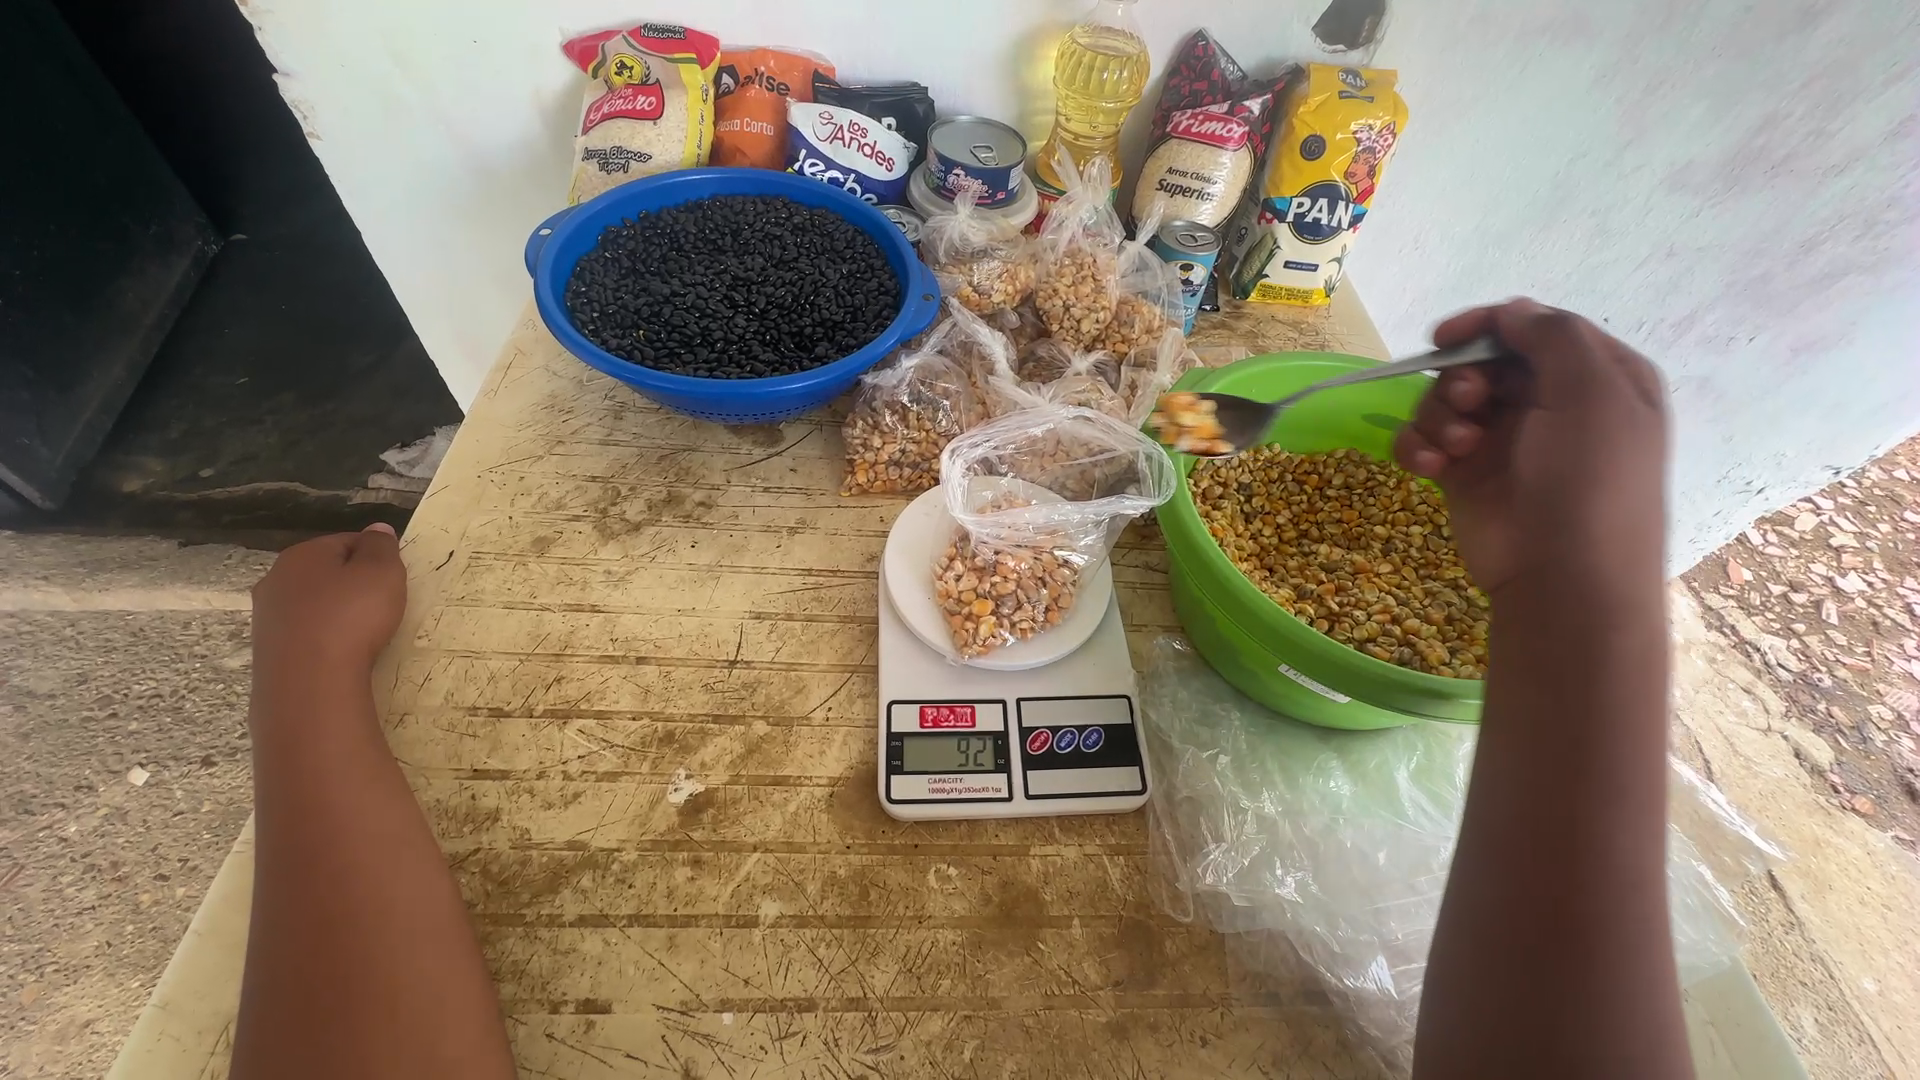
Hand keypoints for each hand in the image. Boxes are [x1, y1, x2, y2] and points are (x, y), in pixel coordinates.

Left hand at [251, 524, 407, 682]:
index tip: (395, 576)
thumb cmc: (352, 617)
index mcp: (302, 555)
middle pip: (327, 571)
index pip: (347, 540)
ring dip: (339, 608)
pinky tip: (343, 647)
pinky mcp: (269, 647)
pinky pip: (306, 629)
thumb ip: (381, 547)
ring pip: (314, 601)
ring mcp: (267, 615)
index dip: (376, 555)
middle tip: (383, 600)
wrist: (310, 679)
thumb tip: (376, 529)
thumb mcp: (382, 573)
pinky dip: (326, 633)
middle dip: (354, 582)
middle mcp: (276, 578)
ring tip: (365, 628)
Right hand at [1393, 299, 1668, 597]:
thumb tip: (1510, 311)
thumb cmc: (1587, 478)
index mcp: (1593, 377)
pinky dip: (1417, 449)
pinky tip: (1430, 469)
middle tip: (1467, 404)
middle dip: (1461, 379)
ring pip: (1444, 402)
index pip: (1531, 330)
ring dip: (1438, 418)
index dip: (1487, 326)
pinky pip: (1422, 442)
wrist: (1560, 573)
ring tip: (1454, 450)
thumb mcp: (1592, 392)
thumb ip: (1552, 337)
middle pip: (1481, 364)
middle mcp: (1546, 404)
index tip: (1443, 338)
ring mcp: (1500, 440)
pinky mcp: (1461, 474)